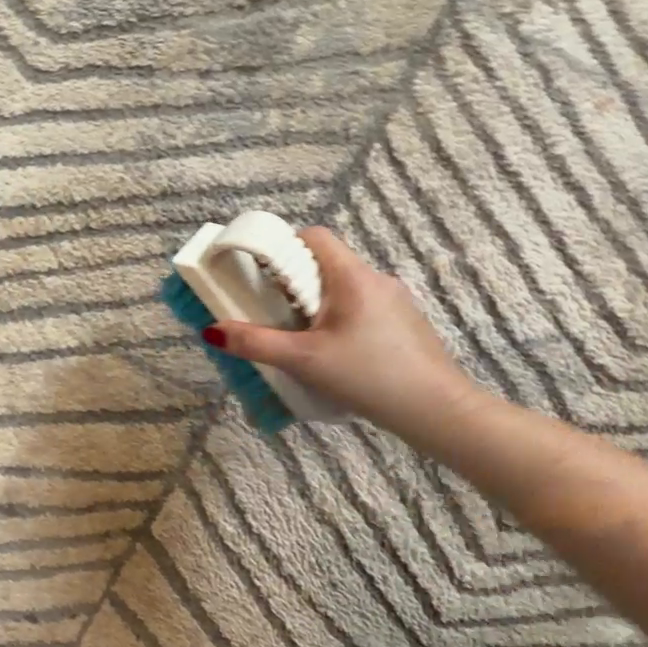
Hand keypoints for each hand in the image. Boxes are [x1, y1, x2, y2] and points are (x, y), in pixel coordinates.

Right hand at [208, 227, 478, 433]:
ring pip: (340, 289)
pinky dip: (334, 321)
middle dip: (290, 284)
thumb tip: (212, 330)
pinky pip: (357, 308)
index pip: (313, 237)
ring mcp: (393, 301)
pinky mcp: (401, 323)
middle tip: (267, 313)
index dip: (281, 247)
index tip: (257, 274)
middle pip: (323, 264)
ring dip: (311, 305)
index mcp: (352, 277)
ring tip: (295, 339)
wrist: (435, 409)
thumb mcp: (302, 360)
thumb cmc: (368, 375)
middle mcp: (375, 280)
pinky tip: (329, 354)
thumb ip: (254, 343)